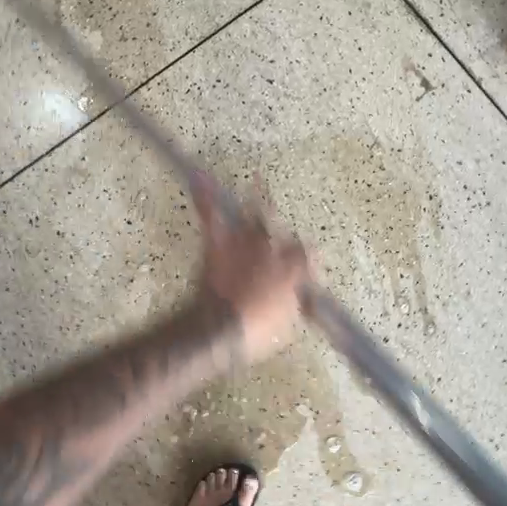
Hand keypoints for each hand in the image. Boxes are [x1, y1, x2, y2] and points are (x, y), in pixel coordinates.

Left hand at [191, 175, 312, 363]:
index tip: (307, 264)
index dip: (307, 259)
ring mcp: (244, 242)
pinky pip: (211, 214)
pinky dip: (204, 196)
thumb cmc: (257, 330)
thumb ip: (295, 302)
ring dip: (256, 195)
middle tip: (275, 212)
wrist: (222, 325)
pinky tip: (199, 177)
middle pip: (282, 228)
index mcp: (293, 268)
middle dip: (280, 221)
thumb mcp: (286, 321)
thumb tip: (300, 298)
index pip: (307, 253)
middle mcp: (273, 248)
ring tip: (258, 175)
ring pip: (253, 212)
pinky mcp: (217, 243)